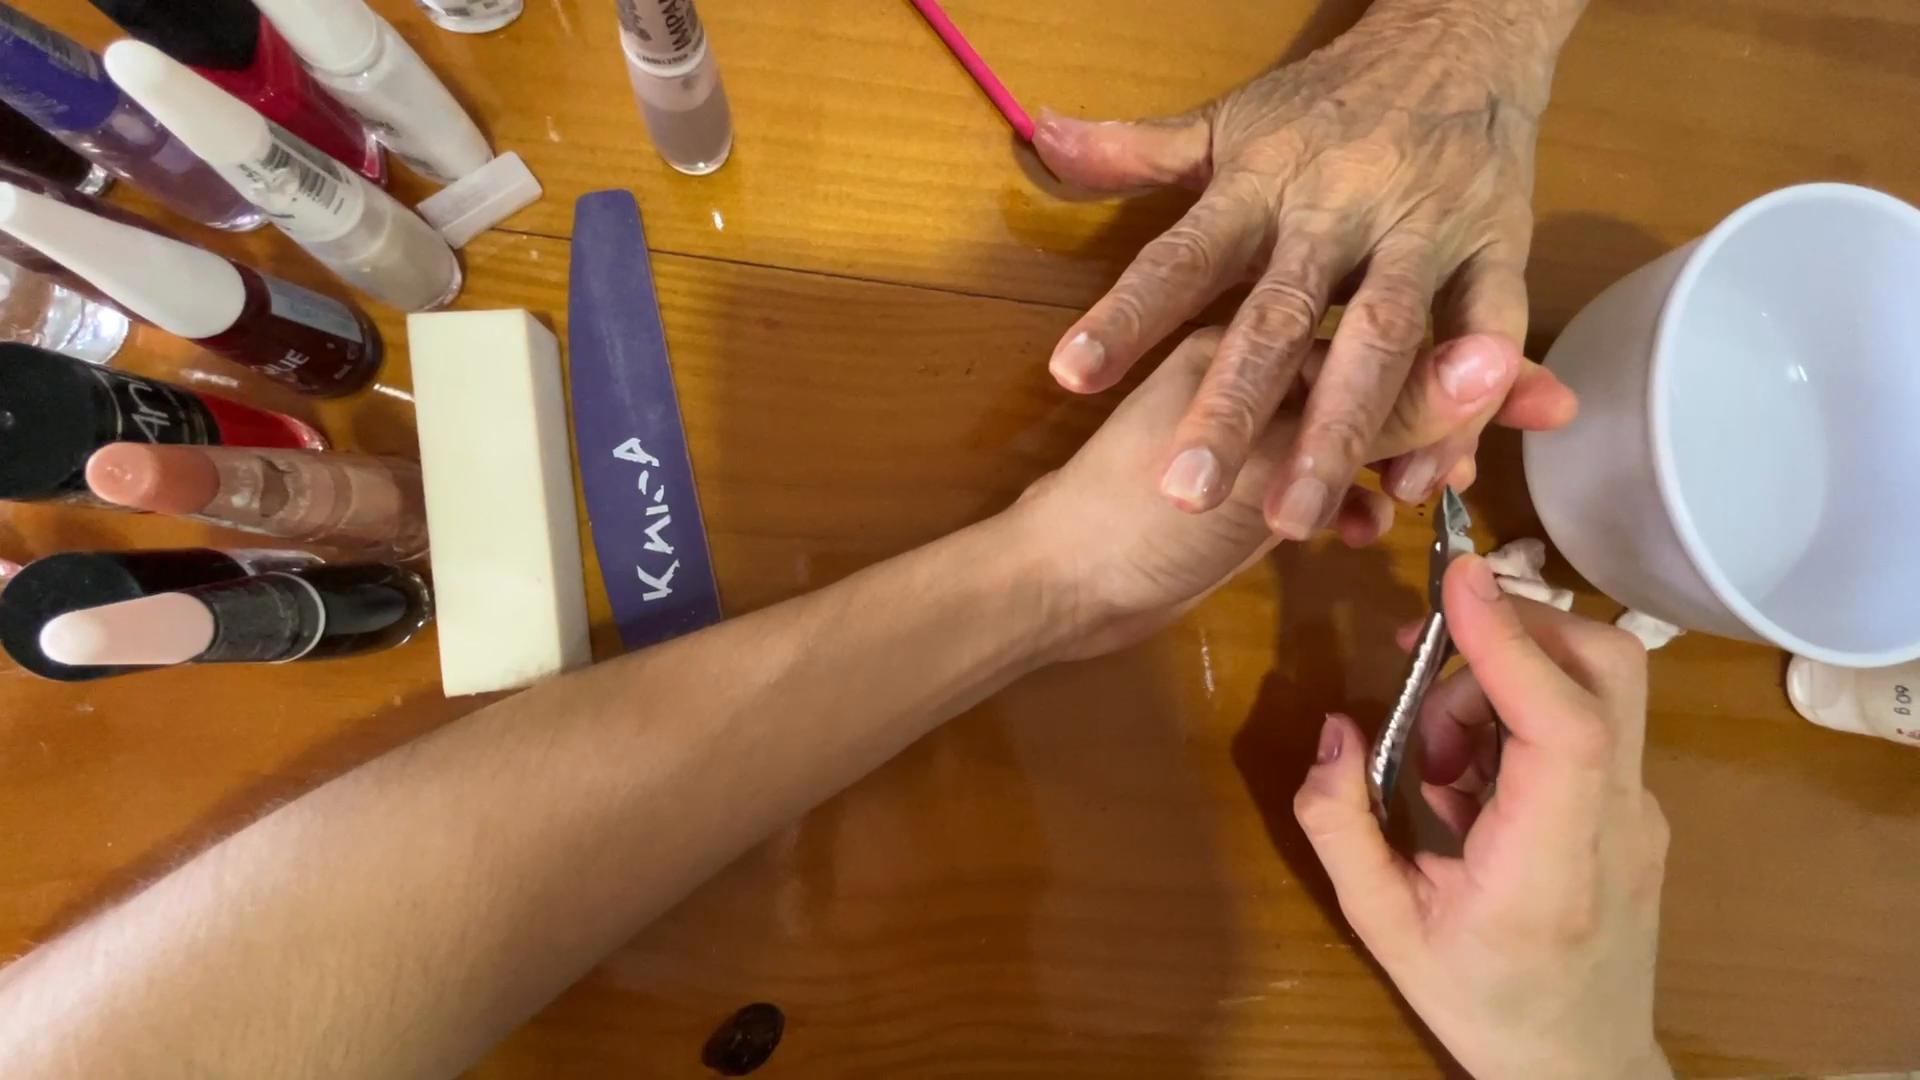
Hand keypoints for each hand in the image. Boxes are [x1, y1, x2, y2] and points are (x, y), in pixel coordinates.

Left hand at [1012, 328, 1526, 660]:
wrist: (1056, 583)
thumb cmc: (1135, 511)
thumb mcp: (1267, 461)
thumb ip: (1373, 413)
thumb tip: (1483, 360)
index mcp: (1247, 339)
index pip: (1373, 332)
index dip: (1460, 364)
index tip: (1535, 387)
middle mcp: (1250, 375)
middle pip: (1373, 378)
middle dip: (1450, 407)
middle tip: (1539, 422)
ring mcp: (1246, 435)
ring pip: (1347, 433)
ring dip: (1397, 460)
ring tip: (1450, 490)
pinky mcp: (1239, 491)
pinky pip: (1311, 482)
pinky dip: (1344, 501)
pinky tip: (1370, 528)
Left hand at [1034, 0, 1581, 533]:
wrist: (1463, 35)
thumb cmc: (1319, 105)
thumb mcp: (1225, 124)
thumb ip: (1135, 152)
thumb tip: (1046, 133)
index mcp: (1255, 189)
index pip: (1176, 259)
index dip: (1124, 316)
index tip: (1068, 375)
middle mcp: (1333, 213)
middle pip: (1274, 320)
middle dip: (1231, 411)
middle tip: (1186, 495)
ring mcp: (1420, 231)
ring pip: (1380, 341)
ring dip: (1339, 436)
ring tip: (1292, 519)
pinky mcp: (1499, 248)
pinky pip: (1485, 335)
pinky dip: (1458, 412)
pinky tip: (1416, 485)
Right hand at [1294, 556, 1671, 1079]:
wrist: (1580, 1062)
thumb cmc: (1475, 996)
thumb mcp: (1375, 918)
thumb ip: (1336, 821)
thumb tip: (1335, 729)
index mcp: (1550, 863)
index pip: (1564, 728)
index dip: (1512, 641)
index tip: (1455, 577)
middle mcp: (1617, 820)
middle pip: (1608, 670)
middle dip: (1511, 622)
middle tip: (1418, 646)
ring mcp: (1636, 806)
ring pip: (1588, 681)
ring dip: (1488, 679)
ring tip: (1427, 753)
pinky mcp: (1627, 799)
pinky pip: (1573, 714)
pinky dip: (1503, 707)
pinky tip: (1458, 770)